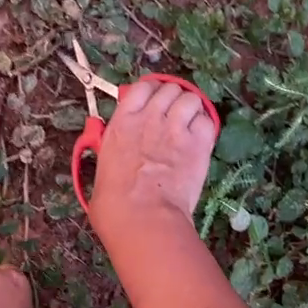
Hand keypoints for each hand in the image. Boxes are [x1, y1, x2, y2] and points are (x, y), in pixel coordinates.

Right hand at [89, 79, 217, 239]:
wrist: (143, 219)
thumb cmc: (113, 206)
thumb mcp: (101, 173)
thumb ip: (112, 154)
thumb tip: (115, 156)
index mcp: (122, 124)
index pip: (141, 88)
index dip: (149, 93)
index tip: (151, 104)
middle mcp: (150, 118)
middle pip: (169, 89)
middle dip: (172, 100)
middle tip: (172, 117)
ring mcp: (176, 128)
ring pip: (191, 99)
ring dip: (190, 110)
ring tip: (188, 126)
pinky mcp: (199, 143)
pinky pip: (207, 121)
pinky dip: (204, 128)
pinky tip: (199, 141)